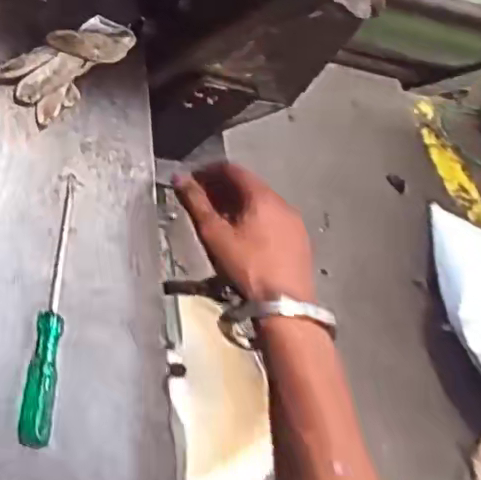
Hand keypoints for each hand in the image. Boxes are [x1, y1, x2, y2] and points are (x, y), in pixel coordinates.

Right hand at [172, 162, 316, 303]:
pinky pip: (272, 218)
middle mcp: (282, 203)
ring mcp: (295, 223)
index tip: (192, 182)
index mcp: (262, 197)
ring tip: (218, 219)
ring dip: (237, 203)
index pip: (232, 169)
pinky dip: (254, 218)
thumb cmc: (246, 266)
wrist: (285, 310)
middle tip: (201, 200)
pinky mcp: (300, 241)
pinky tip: (242, 236)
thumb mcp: (213, 233)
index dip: (209, 171)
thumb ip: (195, 201)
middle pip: (248, 184)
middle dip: (222, 188)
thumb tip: (179, 177)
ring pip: (261, 202)